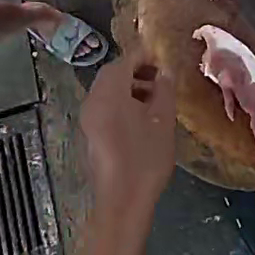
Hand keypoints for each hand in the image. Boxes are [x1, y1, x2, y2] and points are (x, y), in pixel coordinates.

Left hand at [79, 37, 176, 218]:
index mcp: (109, 95)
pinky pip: (105, 105)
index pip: (124, 61)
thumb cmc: (146, 156)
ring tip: (156, 95)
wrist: (123, 198)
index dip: (144, 55)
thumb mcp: (163, 119)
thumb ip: (164, 89)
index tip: (164, 56)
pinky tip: (144, 114)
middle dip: (136, 70)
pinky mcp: (91, 133)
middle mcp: (93, 102)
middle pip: (111, 74)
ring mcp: (88, 119)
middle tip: (161, 75)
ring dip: (130, 86)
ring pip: (108, 90)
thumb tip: (165, 71)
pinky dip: (123, 100)